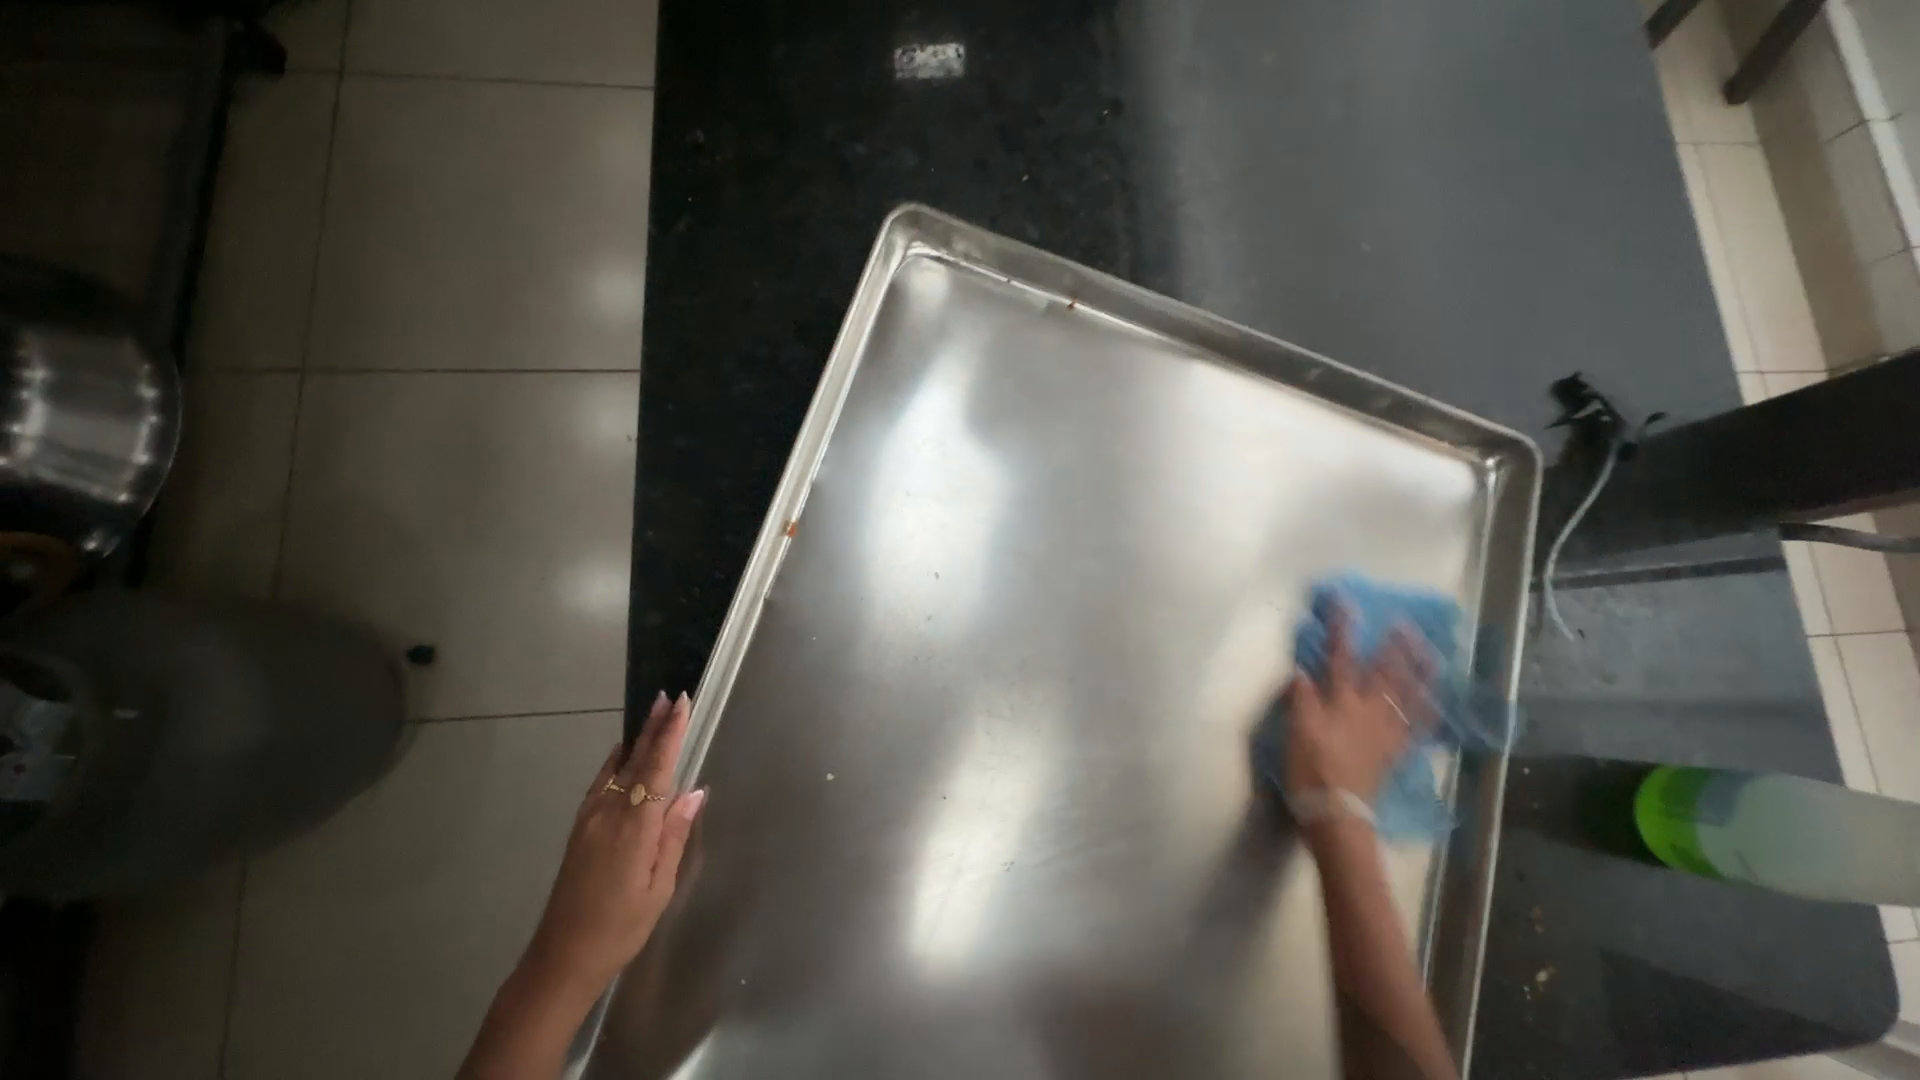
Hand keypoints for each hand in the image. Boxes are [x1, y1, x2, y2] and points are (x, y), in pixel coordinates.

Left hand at [522, 692, 707, 999]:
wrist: (561, 958)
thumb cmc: (620, 929)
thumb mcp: (658, 887)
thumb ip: (674, 836)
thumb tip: (693, 792)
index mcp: (633, 829)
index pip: (657, 770)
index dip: (670, 734)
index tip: (681, 704)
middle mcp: (607, 814)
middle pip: (635, 761)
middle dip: (654, 727)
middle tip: (669, 696)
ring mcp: (589, 820)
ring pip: (617, 769)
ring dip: (637, 740)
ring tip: (654, 715)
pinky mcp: (580, 829)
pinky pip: (602, 784)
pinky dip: (617, 762)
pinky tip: (624, 756)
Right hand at [1283, 612, 1435, 803]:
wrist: (1336, 811)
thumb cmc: (1311, 770)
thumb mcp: (1296, 732)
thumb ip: (1301, 700)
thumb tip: (1303, 671)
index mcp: (1340, 703)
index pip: (1341, 659)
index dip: (1343, 631)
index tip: (1347, 605)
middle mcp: (1368, 711)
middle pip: (1384, 673)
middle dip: (1393, 647)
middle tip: (1405, 624)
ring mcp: (1386, 731)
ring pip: (1407, 696)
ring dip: (1419, 673)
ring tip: (1431, 654)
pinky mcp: (1394, 750)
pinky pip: (1417, 726)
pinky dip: (1426, 710)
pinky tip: (1433, 699)